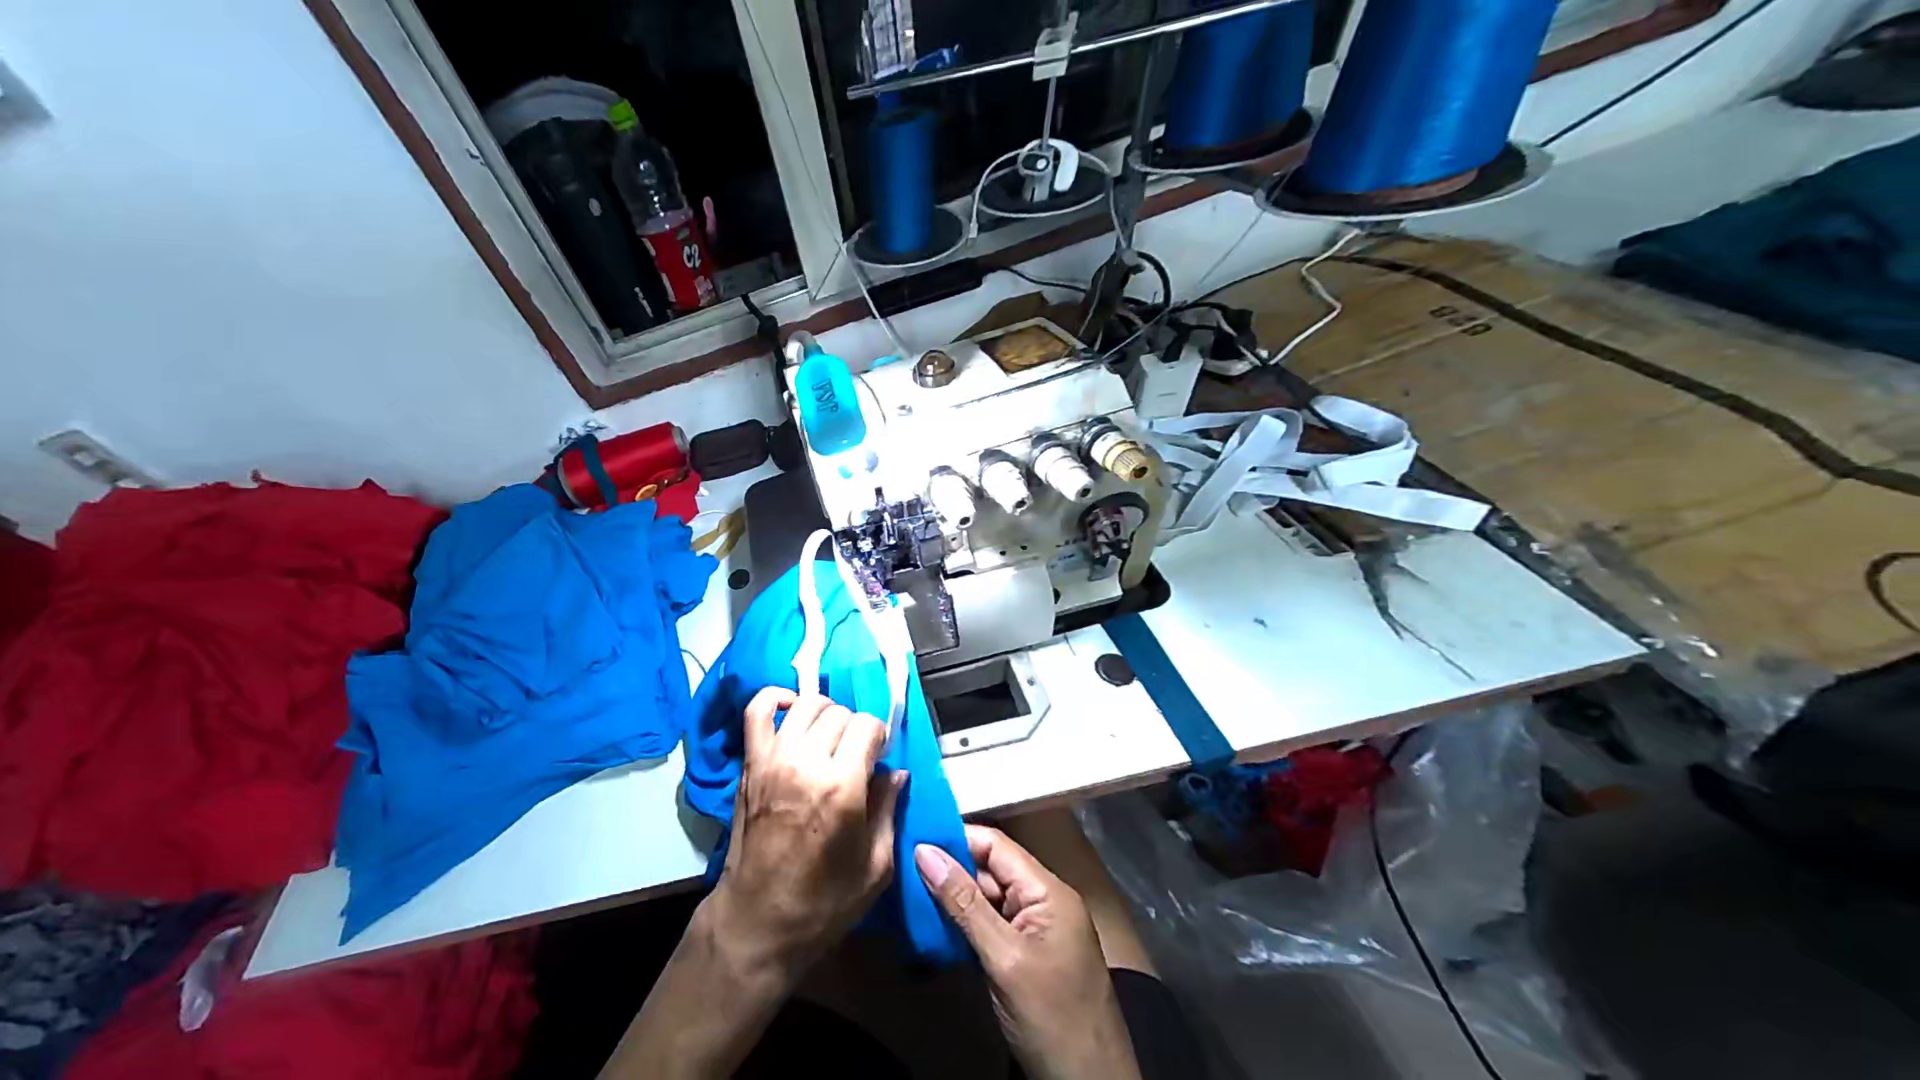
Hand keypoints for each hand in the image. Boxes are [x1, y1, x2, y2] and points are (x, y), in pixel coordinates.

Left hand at [707, 688, 904, 978]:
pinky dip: (776, 699)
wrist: (758, 923)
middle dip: (855, 729)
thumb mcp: (877, 865)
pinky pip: (759, 710)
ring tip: (829, 739)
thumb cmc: (824, 902)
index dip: (879, 739)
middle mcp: (806, 763)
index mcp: (842, 788)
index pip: (868, 725)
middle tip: (855, 756)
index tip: (878, 759)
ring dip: (825, 714)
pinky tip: (793, 711)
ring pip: (807, 704)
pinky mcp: (750, 765)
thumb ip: (889, 810)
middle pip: (840, 713)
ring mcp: (773, 760)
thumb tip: (896, 773)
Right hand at [916, 826, 1143, 1079]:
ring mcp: (1035, 930)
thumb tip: (924, 852)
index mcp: (1047, 890)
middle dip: (949, 870)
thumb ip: (965, 904)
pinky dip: (963, 927)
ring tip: (907, 896)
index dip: (955, 838)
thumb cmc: (1051, 1016)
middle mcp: (1043, 901)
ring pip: (987, 900)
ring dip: (952, 900)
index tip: (912, 838)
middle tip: (901, 871)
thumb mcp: (1004, 958)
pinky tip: (932, 929)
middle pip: (990, 870)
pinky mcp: (1026, 956)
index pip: (996, 846)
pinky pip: (991, 927)